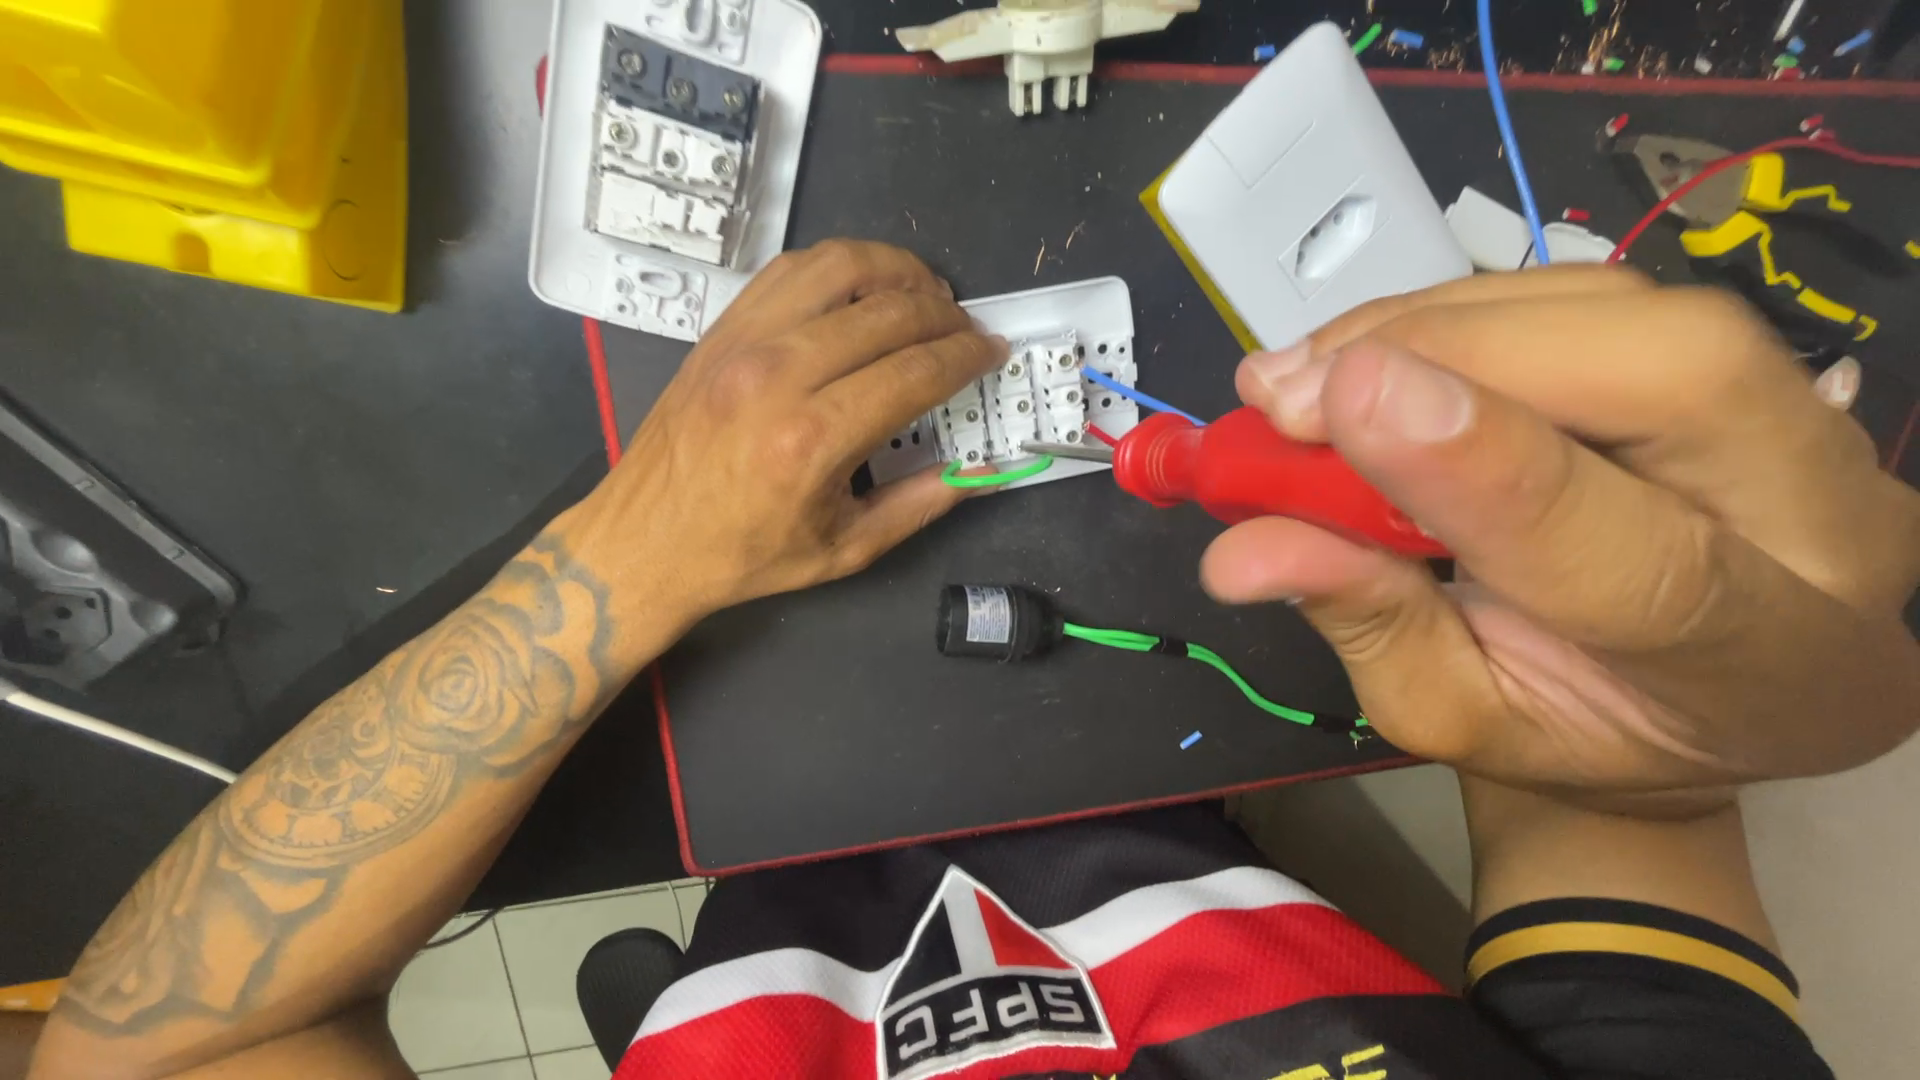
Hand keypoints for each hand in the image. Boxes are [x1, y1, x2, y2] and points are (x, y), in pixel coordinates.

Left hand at [569, 240, 1003, 627]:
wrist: (648, 539)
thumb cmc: (749, 554)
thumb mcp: (848, 549)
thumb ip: (924, 503)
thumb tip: (987, 471)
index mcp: (813, 439)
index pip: (914, 372)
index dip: (965, 356)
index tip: (992, 351)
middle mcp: (778, 375)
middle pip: (887, 313)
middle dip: (944, 314)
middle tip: (967, 330)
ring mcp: (743, 342)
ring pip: (839, 269)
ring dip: (897, 271)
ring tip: (926, 293)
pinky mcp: (722, 329)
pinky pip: (792, 271)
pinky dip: (841, 267)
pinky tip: (864, 288)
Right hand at [1201, 267, 1919, 807]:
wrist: (1665, 691)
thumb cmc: (1552, 723)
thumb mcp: (1440, 708)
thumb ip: (1362, 625)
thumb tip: (1237, 551)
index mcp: (1755, 668)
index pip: (1630, 555)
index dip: (1480, 466)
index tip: (1335, 402)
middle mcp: (1821, 521)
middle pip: (1672, 368)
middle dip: (1453, 352)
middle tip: (1288, 393)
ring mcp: (1796, 418)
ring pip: (1616, 308)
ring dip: (1420, 327)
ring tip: (1291, 381)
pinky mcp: (1726, 360)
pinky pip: (1576, 297)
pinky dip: (1438, 315)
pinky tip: (1353, 357)